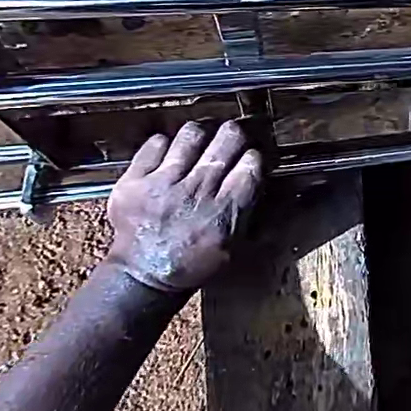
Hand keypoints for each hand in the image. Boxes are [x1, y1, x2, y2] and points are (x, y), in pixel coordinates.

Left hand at [102, 120, 262, 294]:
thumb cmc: (195, 262)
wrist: (144, 276)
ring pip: (192, 134)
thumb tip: (276, 186)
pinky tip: (170, 157)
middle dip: (235, 136)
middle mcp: (198, 190)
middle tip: (230, 143)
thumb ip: (254, 211)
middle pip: (228, 138)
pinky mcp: (134, 181)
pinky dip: (165, 145)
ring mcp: (163, 183)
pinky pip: (155, 143)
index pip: (252, 161)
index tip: (250, 161)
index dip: (254, 157)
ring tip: (200, 145)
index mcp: (227, 208)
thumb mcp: (237, 245)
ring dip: (202, 136)